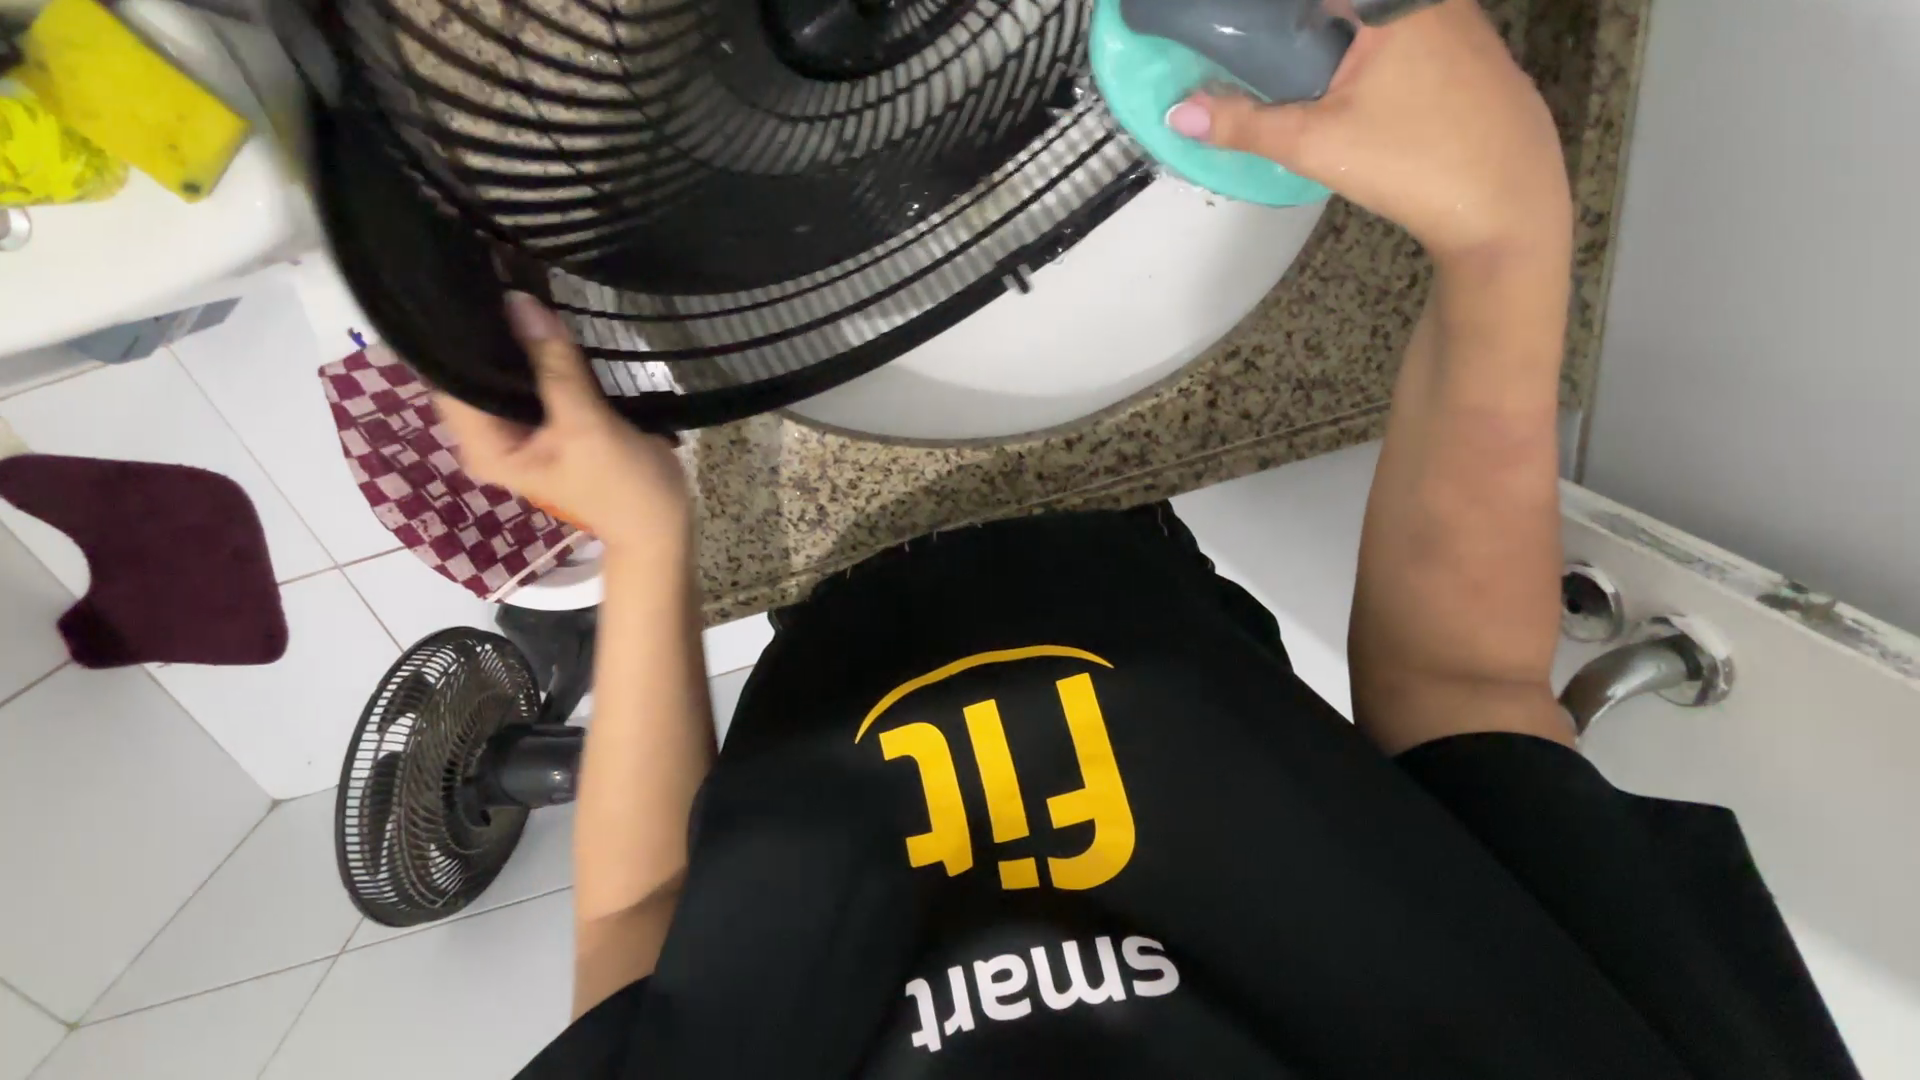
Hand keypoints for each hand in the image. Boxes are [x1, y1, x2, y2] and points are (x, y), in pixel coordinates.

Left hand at [434, 293, 690, 554]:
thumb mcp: (588, 425)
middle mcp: (493, 436)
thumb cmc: (624, 486)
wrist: (664, 525)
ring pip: (507, 373)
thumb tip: (520, 301)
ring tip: (525, 291)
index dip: (458, 334)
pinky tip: (551, 324)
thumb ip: (555, 365)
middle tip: (500, 275)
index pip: (448, 378)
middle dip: (491, 331)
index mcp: (485, 447)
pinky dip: (543, 357)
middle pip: (475, 372)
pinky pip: (537, 380)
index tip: (473, 286)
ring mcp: (523, 430)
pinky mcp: (553, 422)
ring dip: (519, 341)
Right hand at [1165, 0, 1570, 264]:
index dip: (1263, 18)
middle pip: (1340, 8)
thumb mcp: (1314, 144)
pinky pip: (1401, 35)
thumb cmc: (1411, 159)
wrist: (1507, 201)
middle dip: (1293, 32)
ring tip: (1285, 76)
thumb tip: (1177, 113)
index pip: (1306, 1)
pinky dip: (1364, 52)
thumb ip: (1243, 124)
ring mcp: (1455, 18)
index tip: (1224, 30)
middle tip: (1249, 61)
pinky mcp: (1468, 51)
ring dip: (1328, 43)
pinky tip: (1348, 93)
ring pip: (1371, 21)